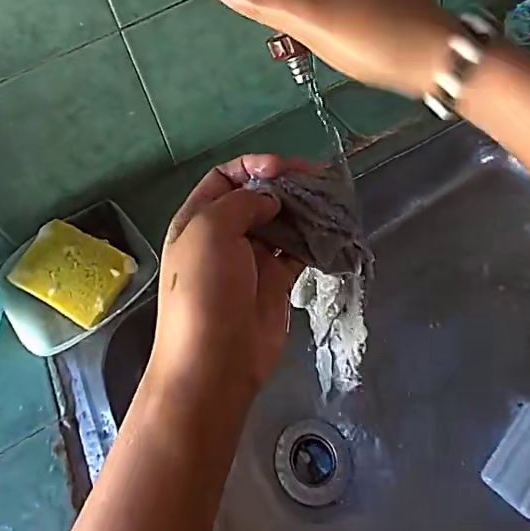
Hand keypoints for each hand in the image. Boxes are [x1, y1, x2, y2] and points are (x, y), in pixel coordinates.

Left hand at [147, 155, 305, 404]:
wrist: (214, 364)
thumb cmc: (204, 291)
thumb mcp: (210, 231)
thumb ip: (242, 202)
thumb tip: (270, 200)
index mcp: (198, 218)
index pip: (225, 176)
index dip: (253, 166)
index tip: (282, 169)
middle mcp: (224, 235)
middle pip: (258, 197)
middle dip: (286, 185)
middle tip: (318, 180)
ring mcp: (251, 259)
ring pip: (282, 222)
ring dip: (304, 210)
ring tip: (331, 200)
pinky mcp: (276, 282)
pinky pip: (298, 251)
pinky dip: (314, 239)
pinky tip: (330, 231)